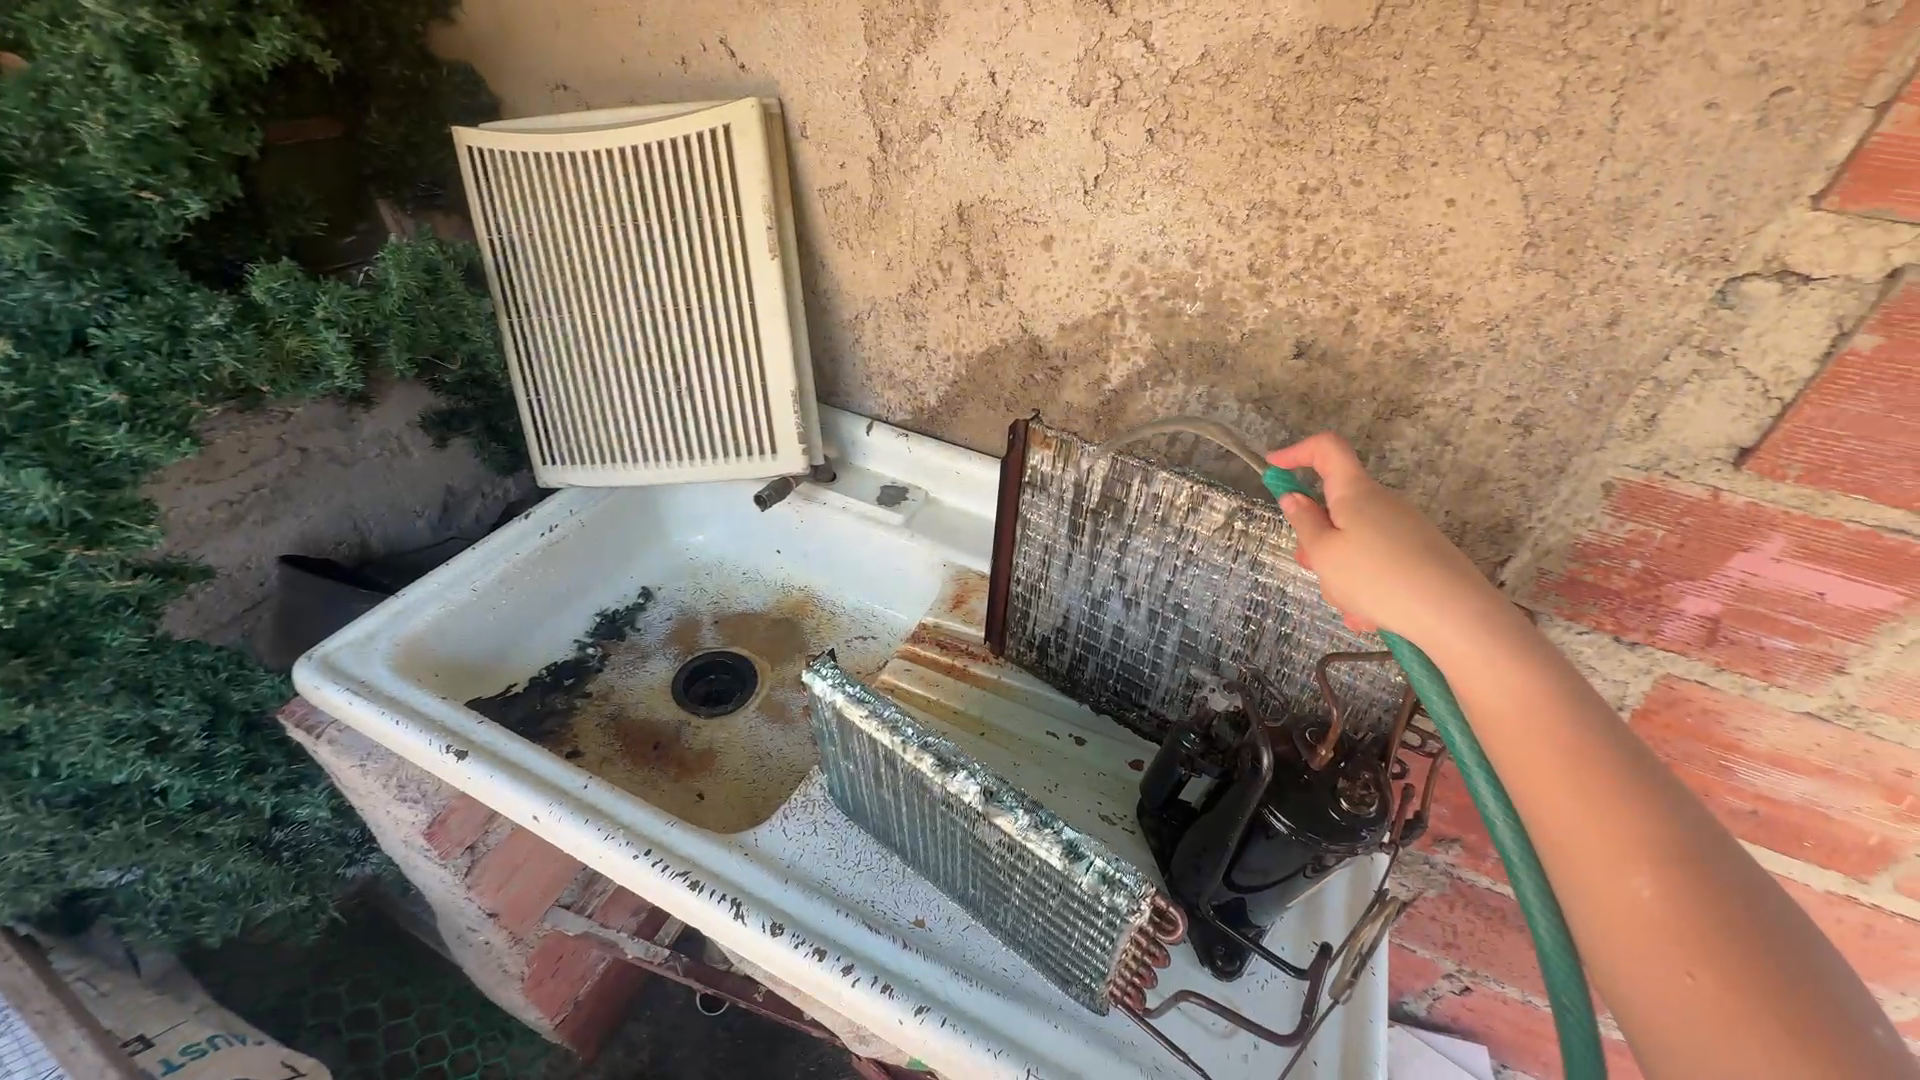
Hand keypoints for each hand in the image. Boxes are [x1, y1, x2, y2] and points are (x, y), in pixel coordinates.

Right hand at [1266, 433, 1502, 646]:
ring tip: (1350, 607)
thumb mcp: (1325, 553)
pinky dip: (1365, 589)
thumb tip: (1294, 497)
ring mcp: (1403, 530)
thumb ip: (1304, 523)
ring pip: (1353, 545)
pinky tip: (1370, 617)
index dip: (1297, 452)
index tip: (1273, 469)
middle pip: (1336, 510)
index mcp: (1355, 492)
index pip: (1326, 450)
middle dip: (1316, 540)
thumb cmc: (1378, 578)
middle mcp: (1381, 504)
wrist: (1455, 614)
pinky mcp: (1419, 555)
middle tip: (1311, 568)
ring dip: (1341, 574)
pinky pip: (1377, 566)